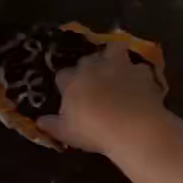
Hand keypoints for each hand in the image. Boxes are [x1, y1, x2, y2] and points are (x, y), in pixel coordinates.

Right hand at [39, 43, 166, 153]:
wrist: (133, 128)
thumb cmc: (92, 130)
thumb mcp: (65, 132)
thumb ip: (51, 124)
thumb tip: (40, 121)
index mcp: (72, 80)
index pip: (63, 75)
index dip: (65, 83)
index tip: (67, 94)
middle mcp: (94, 67)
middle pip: (87, 59)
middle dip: (87, 68)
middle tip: (91, 83)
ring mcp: (120, 67)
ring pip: (114, 49)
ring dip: (113, 56)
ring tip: (115, 68)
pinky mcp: (143, 73)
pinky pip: (138, 68)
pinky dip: (137, 74)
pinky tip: (139, 84)